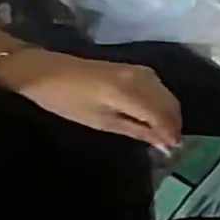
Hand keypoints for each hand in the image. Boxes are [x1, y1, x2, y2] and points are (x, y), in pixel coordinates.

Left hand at [0, 49, 182, 149]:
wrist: (46, 70)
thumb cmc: (64, 100)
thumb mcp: (98, 121)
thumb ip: (135, 130)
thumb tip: (163, 144)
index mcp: (128, 94)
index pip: (161, 116)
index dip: (169, 132)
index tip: (172, 149)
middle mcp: (143, 80)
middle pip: (170, 106)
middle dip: (173, 125)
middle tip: (171, 143)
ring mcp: (144, 72)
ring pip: (169, 98)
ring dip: (170, 115)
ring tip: (165, 131)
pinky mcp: (142, 70)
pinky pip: (162, 90)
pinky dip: (164, 104)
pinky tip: (158, 115)